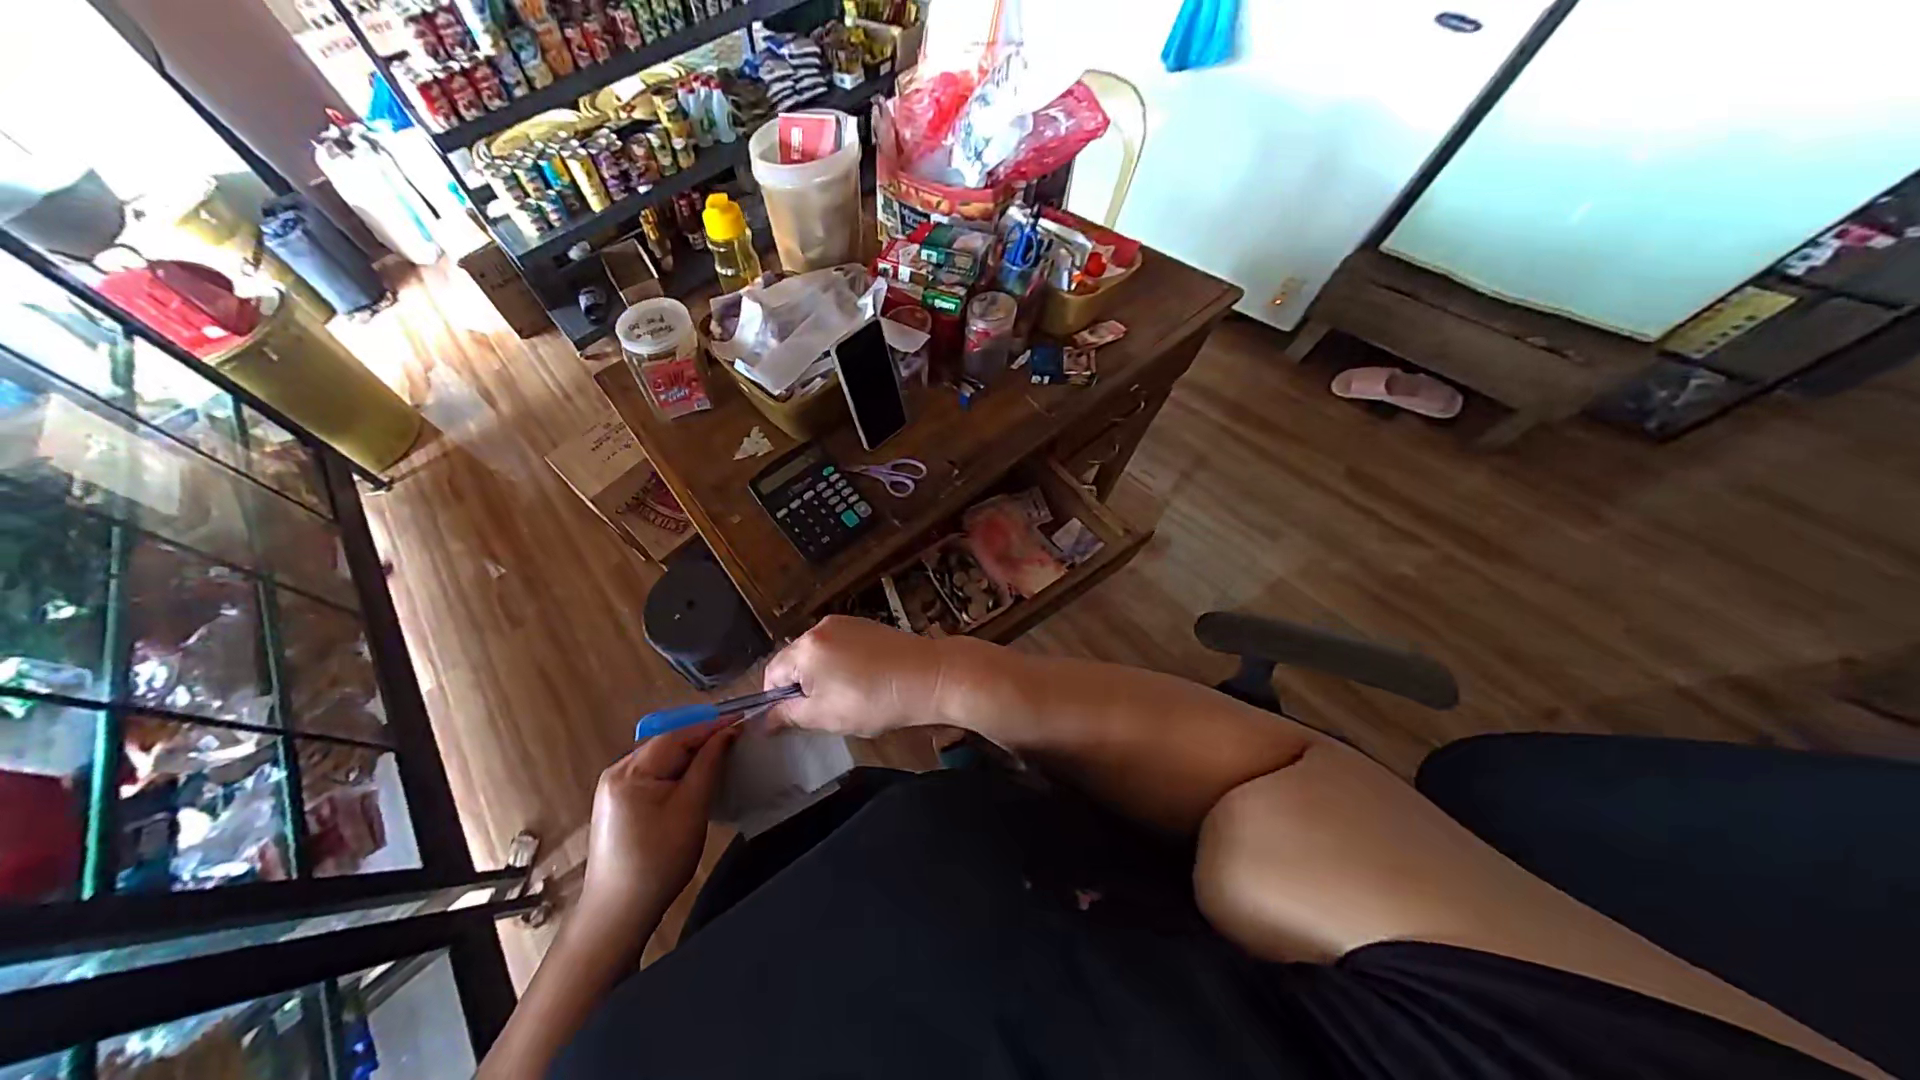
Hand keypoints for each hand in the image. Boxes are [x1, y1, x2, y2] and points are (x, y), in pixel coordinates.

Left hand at [580, 720, 737, 920]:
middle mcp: (617, 772)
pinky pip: (653, 774)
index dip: (712, 725)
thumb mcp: (691, 807)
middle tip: (736, 735)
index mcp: (630, 771)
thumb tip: (726, 733)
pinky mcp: (618, 804)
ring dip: (690, 754)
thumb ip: (709, 764)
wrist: (618, 912)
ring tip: (721, 753)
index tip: (742, 719)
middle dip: (701, 737)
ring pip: (661, 758)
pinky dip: (677, 769)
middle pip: (667, 743)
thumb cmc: (658, 860)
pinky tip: (695, 777)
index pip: (678, 735)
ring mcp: (613, 789)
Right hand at [762, 615, 955, 735]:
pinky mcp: (869, 626)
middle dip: (804, 688)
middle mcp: (822, 627)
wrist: (931, 677)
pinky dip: (846, 666)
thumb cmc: (874, 700)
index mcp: (805, 647)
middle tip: (826, 713)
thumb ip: (788, 716)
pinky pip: (843, 647)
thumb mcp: (825, 717)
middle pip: (796, 661)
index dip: (776, 701)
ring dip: (825, 677)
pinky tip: (866, 683)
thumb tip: (763, 720)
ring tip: (850, 699)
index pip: (772, 674)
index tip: (793, 720)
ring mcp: (848, 623)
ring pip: (820, 655)